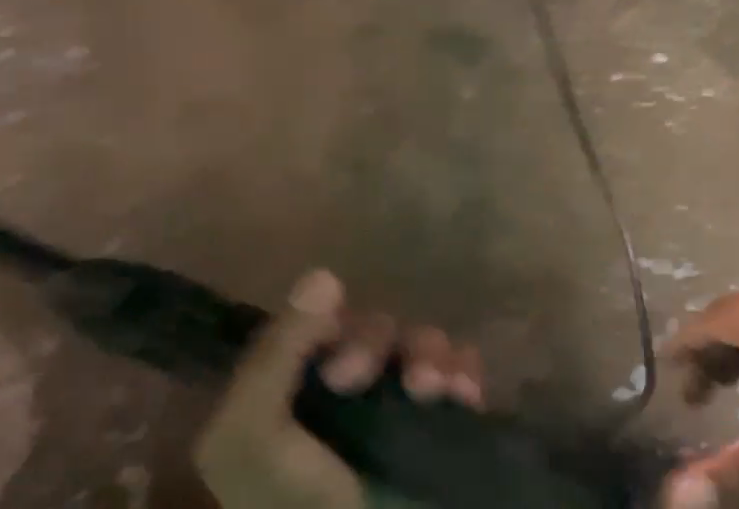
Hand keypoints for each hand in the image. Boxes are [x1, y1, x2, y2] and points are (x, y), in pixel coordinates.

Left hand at [193, 270, 485, 508]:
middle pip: (374, 331)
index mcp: (286, 394)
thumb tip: (323, 274)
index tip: (337, 362)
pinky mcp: (443, 414)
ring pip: (422, 343)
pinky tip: (462, 394)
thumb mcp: (252, 437)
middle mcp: (341, 393)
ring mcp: (396, 404)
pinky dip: (465, 371)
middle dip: (382, 348)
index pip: (318, 327)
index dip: (332, 329)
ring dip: (431, 357)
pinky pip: (463, 365)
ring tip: (434, 391)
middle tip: (377, 382)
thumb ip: (275, 357)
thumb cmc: (292, 501)